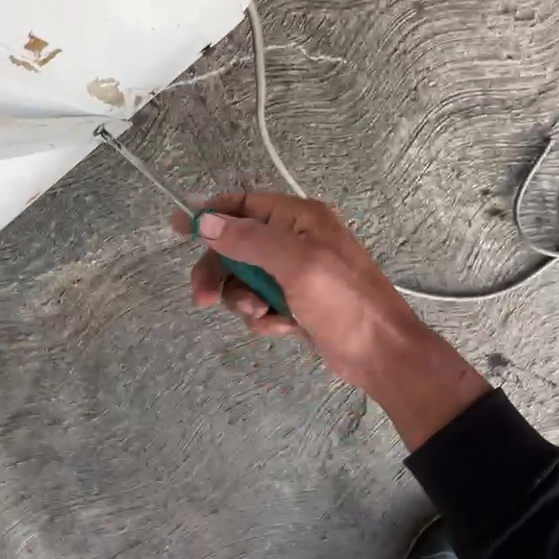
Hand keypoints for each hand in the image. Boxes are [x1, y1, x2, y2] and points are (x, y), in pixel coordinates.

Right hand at [174, 194, 488, 449]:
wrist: (381, 353)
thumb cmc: (343, 301)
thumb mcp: (295, 264)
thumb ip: (249, 240)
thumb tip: (206, 221)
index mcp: (299, 218)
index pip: (243, 205)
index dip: (209, 214)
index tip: (177, 227)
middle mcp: (296, 240)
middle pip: (236, 246)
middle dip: (220, 272)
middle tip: (202, 299)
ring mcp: (297, 273)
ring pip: (245, 280)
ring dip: (245, 301)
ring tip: (263, 315)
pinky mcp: (297, 302)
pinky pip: (262, 304)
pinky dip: (266, 318)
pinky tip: (285, 328)